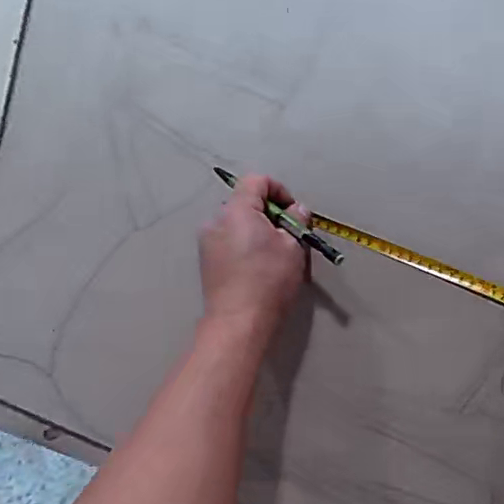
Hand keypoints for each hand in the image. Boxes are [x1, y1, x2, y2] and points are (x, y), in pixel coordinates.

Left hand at [199, 173, 308, 334]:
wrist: (239, 322)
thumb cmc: (269, 280)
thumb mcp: (293, 247)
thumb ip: (296, 221)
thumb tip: (297, 210)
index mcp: (237, 210)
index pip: (257, 181)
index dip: (280, 190)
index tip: (294, 214)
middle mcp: (216, 221)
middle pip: (246, 202)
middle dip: (270, 214)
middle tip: (290, 236)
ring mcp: (207, 242)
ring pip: (238, 224)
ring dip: (258, 231)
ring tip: (276, 255)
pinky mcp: (207, 262)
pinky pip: (230, 242)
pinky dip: (246, 246)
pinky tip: (259, 268)